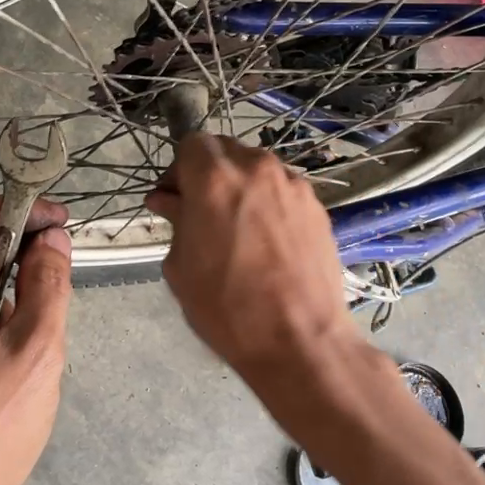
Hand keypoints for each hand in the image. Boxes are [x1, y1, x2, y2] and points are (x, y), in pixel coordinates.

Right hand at [144, 135, 359, 382]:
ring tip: (237, 227)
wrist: (301, 341)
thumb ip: (175, 221)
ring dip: (241, 185)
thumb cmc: (227, 307)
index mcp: (214, 177)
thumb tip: (167, 200)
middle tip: (202, 211)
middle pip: (225, 150)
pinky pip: (283, 189)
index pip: (191, 144)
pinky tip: (267, 240)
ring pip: (256, 167)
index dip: (179, 170)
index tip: (176, 200)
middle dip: (209, 172)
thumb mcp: (181, 266)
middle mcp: (255, 168)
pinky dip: (269, 201)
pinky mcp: (316, 205)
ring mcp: (292, 184)